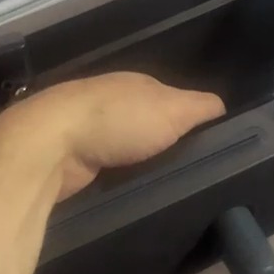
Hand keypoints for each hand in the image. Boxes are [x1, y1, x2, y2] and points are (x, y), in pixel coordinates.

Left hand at [0, 73, 224, 200]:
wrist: (51, 143)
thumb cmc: (119, 119)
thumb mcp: (173, 109)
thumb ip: (200, 106)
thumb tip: (223, 105)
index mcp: (136, 83)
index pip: (171, 97)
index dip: (189, 118)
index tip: (207, 143)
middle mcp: (111, 101)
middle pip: (146, 121)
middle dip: (163, 141)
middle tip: (189, 170)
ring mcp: (88, 129)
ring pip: (124, 146)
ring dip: (138, 161)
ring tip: (163, 185)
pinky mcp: (72, 157)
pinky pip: (105, 167)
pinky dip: (116, 175)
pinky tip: (127, 189)